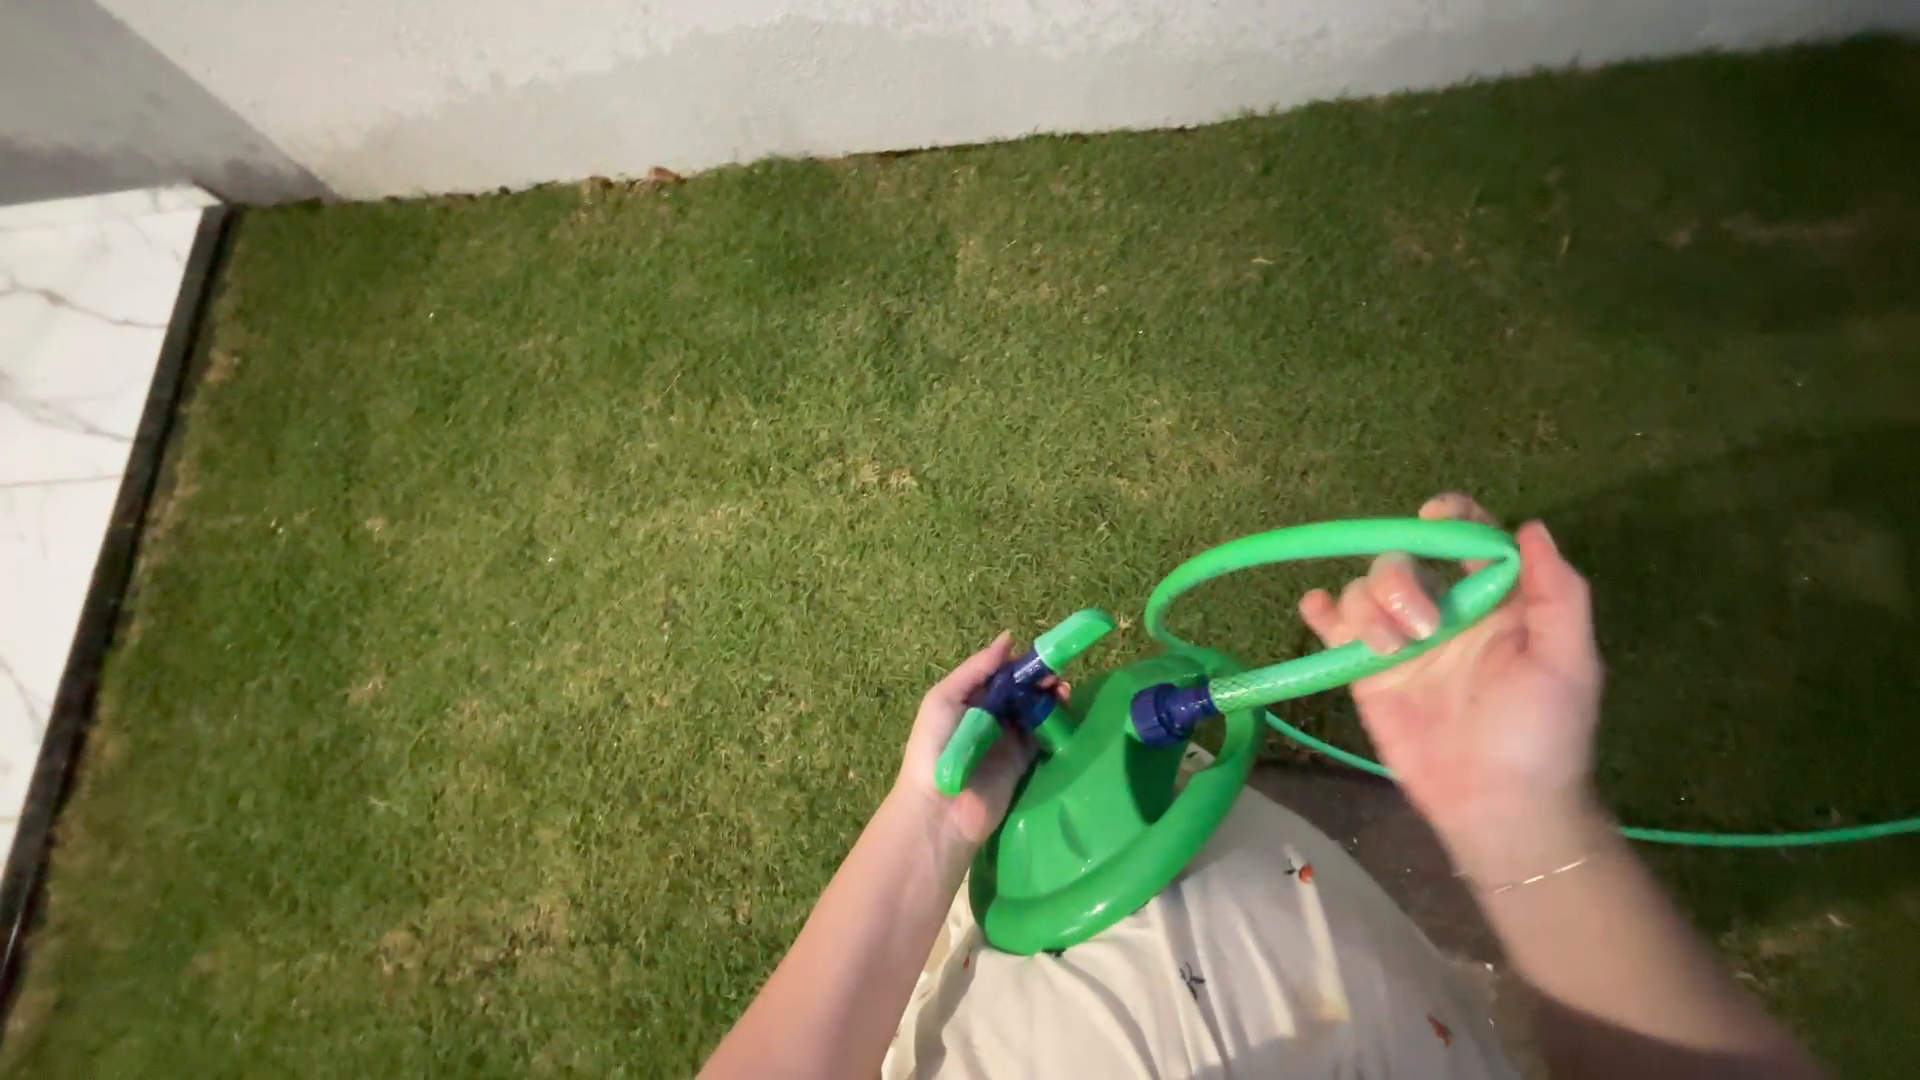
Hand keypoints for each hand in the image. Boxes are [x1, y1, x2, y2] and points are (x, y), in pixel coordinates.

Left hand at [896, 633, 1059, 845]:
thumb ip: (977, 668)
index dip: (1020, 663)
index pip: (1000, 673)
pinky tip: (1064, 713)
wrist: (941, 809)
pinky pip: (1043, 736)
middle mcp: (989, 715)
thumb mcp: (946, 698)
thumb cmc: (936, 747)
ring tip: (1062, 692)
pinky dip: (1055, 722)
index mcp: (968, 697)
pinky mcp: (1022, 761)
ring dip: (1050, 697)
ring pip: (1035, 710)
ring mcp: (1007, 739)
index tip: (1041, 655)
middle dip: (1039, 679)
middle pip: (1021, 689)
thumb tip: (1009, 638)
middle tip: (1055, 676)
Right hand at [1297, 494, 1603, 847]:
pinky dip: (1319, 610)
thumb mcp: (1568, 663)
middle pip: (1399, 560)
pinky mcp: (1363, 668)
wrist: (1495, 801)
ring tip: (1386, 651)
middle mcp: (1440, 611)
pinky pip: (1331, 626)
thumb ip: (1557, 595)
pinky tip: (1319, 612)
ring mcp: (1397, 639)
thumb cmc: (1541, 733)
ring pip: (1361, 589)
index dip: (1450, 516)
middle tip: (1421, 630)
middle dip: (1400, 583)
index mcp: (1491, 602)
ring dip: (1367, 607)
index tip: (1432, 516)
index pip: (1466, 540)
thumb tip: (1530, 528)